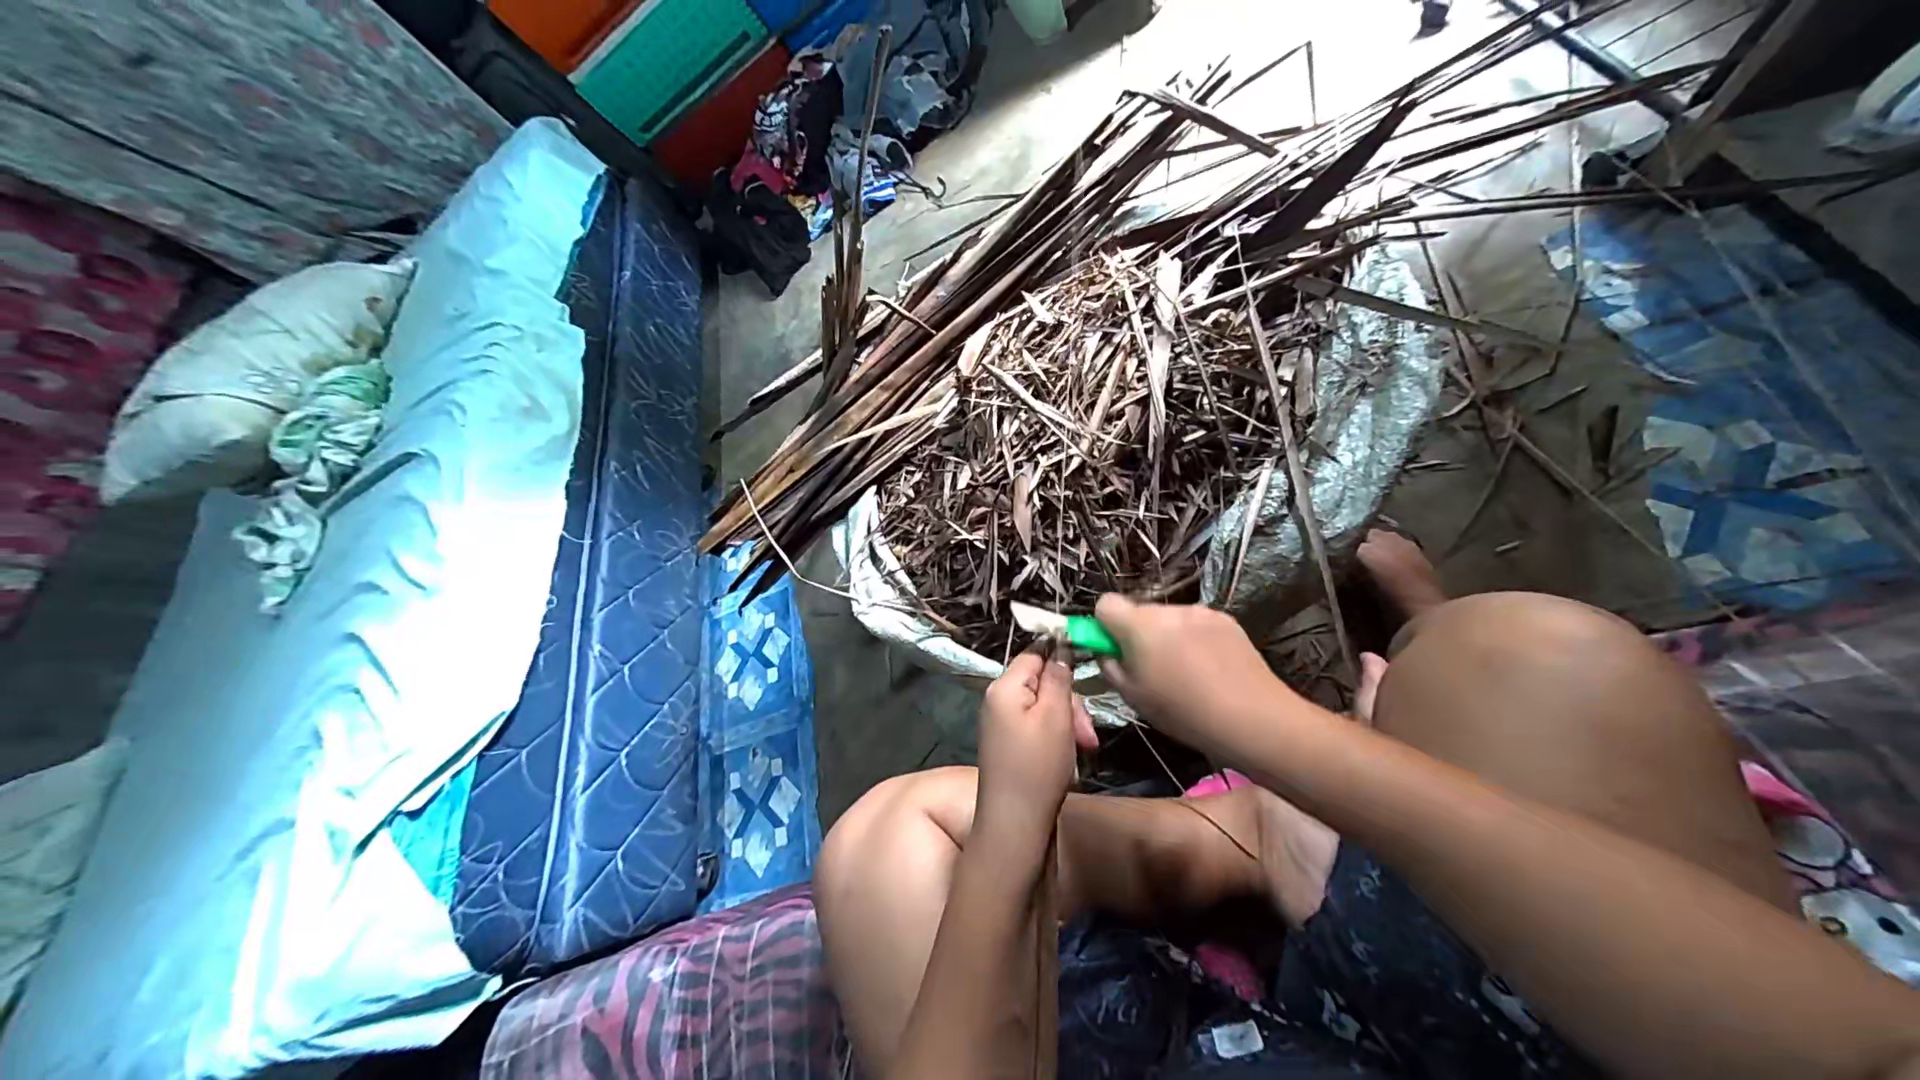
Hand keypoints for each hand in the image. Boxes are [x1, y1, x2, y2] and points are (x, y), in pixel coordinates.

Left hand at [975, 652, 1097, 839]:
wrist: (1015, 822)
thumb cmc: (1037, 764)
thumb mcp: (1055, 715)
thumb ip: (1058, 676)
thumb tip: (1059, 647)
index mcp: (1004, 686)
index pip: (1034, 653)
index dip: (1061, 660)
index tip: (1086, 677)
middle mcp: (998, 700)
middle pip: (1042, 682)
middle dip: (1069, 702)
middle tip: (1087, 732)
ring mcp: (1002, 723)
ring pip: (1044, 706)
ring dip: (1068, 722)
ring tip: (1084, 748)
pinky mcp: (1009, 744)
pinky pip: (1037, 727)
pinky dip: (1057, 737)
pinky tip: (1070, 757)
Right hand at [1094, 594, 1291, 756]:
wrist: (1252, 718)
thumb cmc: (1183, 712)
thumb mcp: (1132, 697)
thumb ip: (1110, 666)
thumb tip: (1106, 651)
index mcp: (1139, 625)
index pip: (1105, 603)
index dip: (1104, 625)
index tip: (1114, 650)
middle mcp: (1168, 610)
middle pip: (1139, 612)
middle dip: (1138, 634)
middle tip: (1150, 670)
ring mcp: (1200, 611)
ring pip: (1169, 620)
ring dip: (1168, 637)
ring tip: (1185, 674)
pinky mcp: (1226, 620)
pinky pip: (1195, 625)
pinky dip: (1194, 640)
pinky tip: (1209, 670)